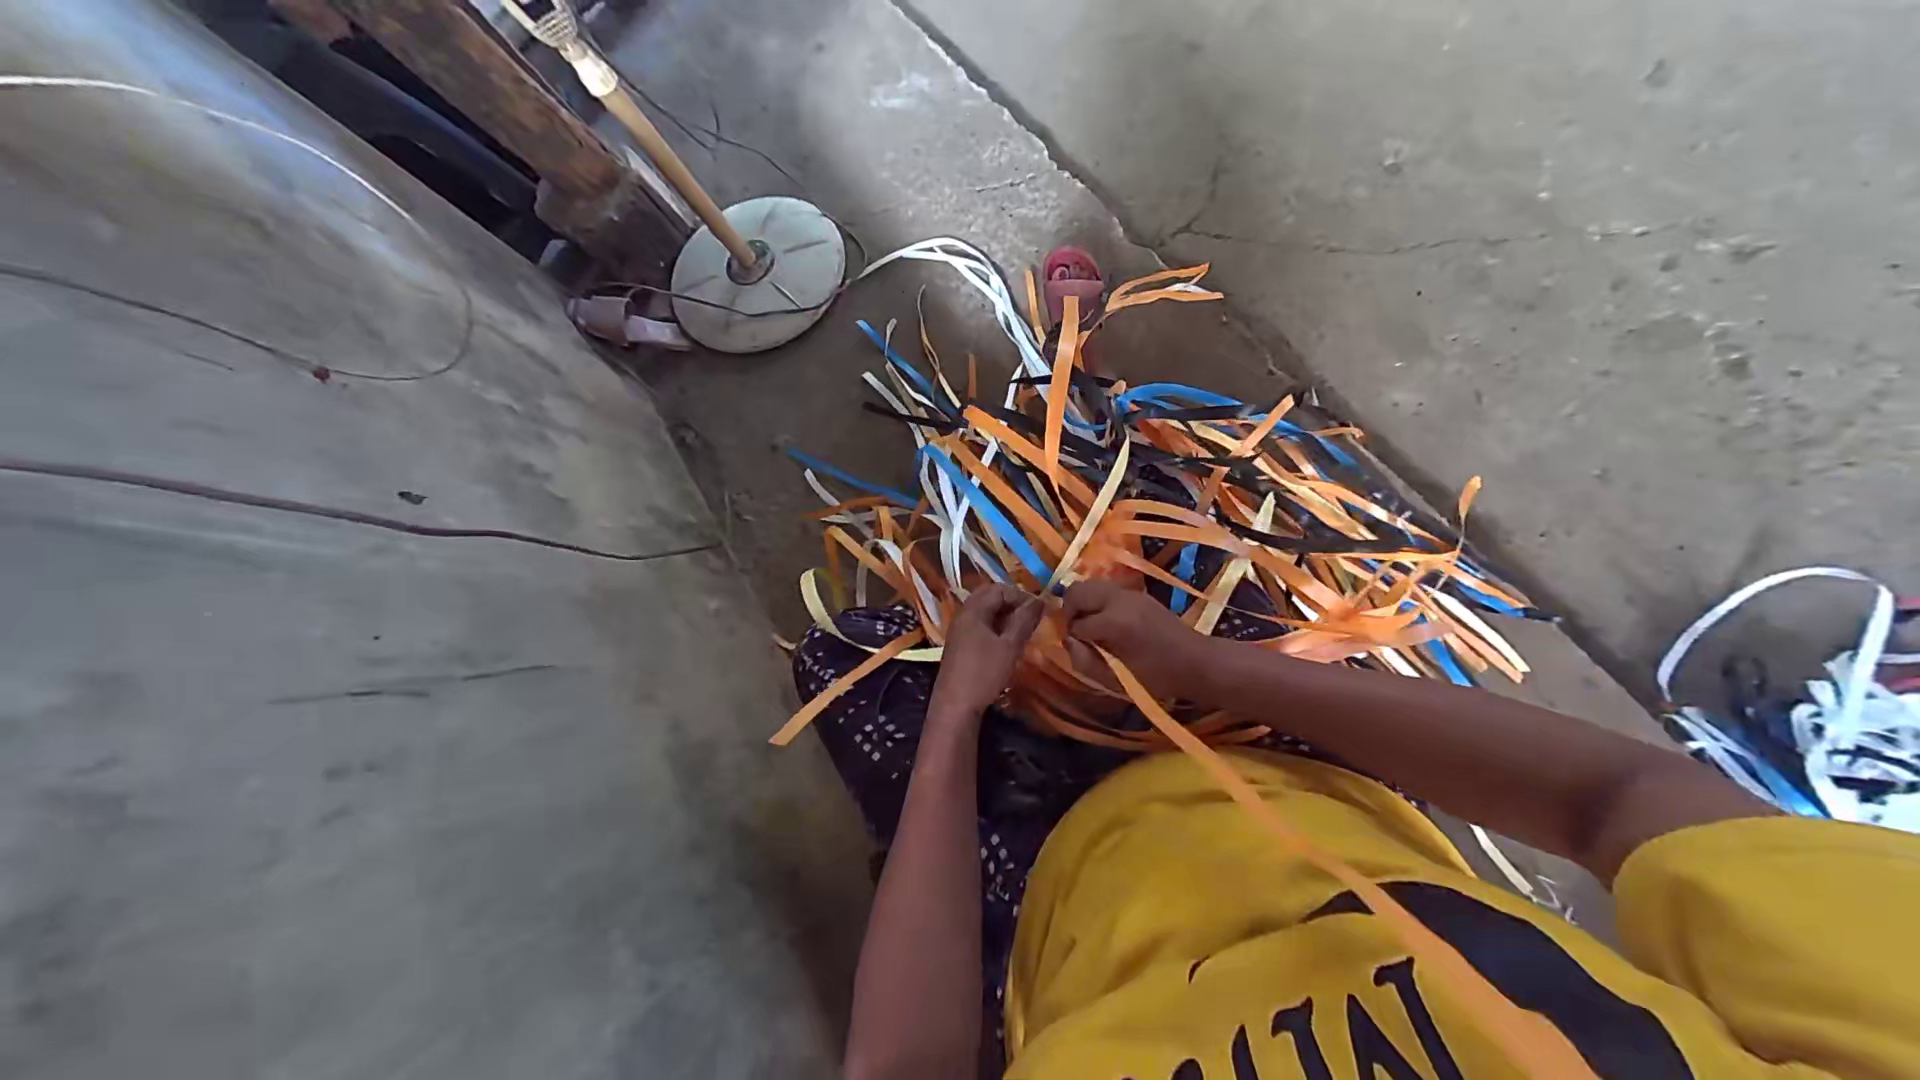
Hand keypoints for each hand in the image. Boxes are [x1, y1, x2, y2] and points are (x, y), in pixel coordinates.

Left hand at [930, 583, 1044, 722]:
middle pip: (988, 597)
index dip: (1020, 595)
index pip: (998, 589)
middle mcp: (963, 615)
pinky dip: (995, 626)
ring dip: (1004, 615)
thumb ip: (1024, 621)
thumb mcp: (1009, 646)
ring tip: (1022, 629)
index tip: (1039, 610)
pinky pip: (979, 625)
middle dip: (1011, 602)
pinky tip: (1007, 642)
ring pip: (984, 612)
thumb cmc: (984, 673)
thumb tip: (1038, 601)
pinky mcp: (959, 645)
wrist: (955, 705)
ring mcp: (959, 630)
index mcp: (973, 611)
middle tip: (1030, 616)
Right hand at [1062, 579, 1209, 698]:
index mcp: (1115, 623)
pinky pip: (1105, 589)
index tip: (1079, 650)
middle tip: (1076, 632)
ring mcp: (1129, 592)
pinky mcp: (1136, 592)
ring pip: (1089, 585)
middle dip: (1069, 611)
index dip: (1073, 638)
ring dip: (1082, 603)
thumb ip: (1086, 662)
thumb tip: (1067, 642)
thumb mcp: (1118, 680)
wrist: (1198, 662)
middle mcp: (1119, 599)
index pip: (1076, 624)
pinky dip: (1096, 600)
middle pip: (1076, 591)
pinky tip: (1105, 620)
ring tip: (1088, 625)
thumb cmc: (1158, 678)